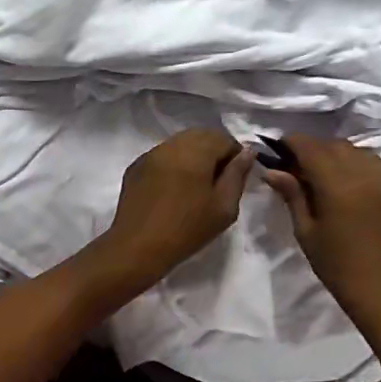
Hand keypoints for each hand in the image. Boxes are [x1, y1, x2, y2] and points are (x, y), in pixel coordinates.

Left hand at [88, 129, 252, 292]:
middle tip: (219, 178)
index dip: (234, 153)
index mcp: (192, 153)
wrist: (138, 245)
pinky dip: (173, 162)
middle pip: (197, 136)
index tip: (237, 174)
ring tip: (198, 183)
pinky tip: (175, 186)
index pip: (221, 137)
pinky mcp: (134, 168)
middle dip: (213, 150)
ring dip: (192, 154)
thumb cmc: (187, 229)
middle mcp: (167, 147)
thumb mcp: (224, 206)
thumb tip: (247, 152)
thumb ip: (237, 175)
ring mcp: (147, 157)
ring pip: (177, 144)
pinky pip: (160, 156)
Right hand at [260, 135, 380, 334]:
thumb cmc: (340, 268)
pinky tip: (346, 187)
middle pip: (338, 147)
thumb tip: (274, 170)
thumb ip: (293, 196)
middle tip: (292, 163)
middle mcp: (369, 177)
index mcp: (340, 186)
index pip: (312, 149)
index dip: (292, 142)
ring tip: (319, 173)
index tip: (275, 147)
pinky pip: (379, 169)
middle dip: (313, 148)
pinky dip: (358, 167)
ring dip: (337, 155)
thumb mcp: (307, 232)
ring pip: (362, 154)